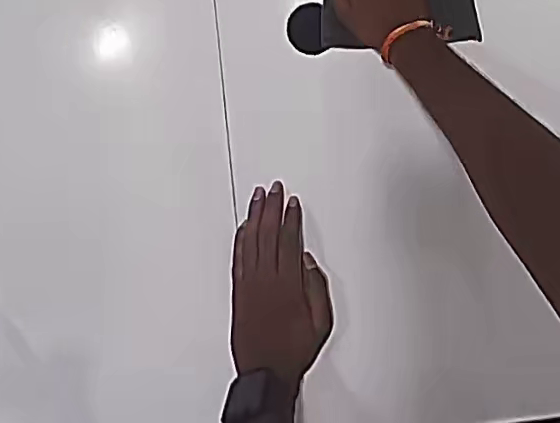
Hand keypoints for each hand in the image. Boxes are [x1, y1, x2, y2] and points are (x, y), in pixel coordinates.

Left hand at [232, 182, 333, 395]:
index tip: (292, 202)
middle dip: (272, 206)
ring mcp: (250, 281)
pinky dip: (241, 237)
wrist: (265, 372)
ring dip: (255, 214)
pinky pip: (238, 255)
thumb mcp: (320, 322)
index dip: (291, 217)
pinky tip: (244, 225)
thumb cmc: (293, 349)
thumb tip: (307, 261)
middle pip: (268, 231)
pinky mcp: (238, 288)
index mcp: (287, 283)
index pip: (288, 238)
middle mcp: (266, 277)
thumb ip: (316, 287)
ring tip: (258, 196)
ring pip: (251, 238)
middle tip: (275, 188)